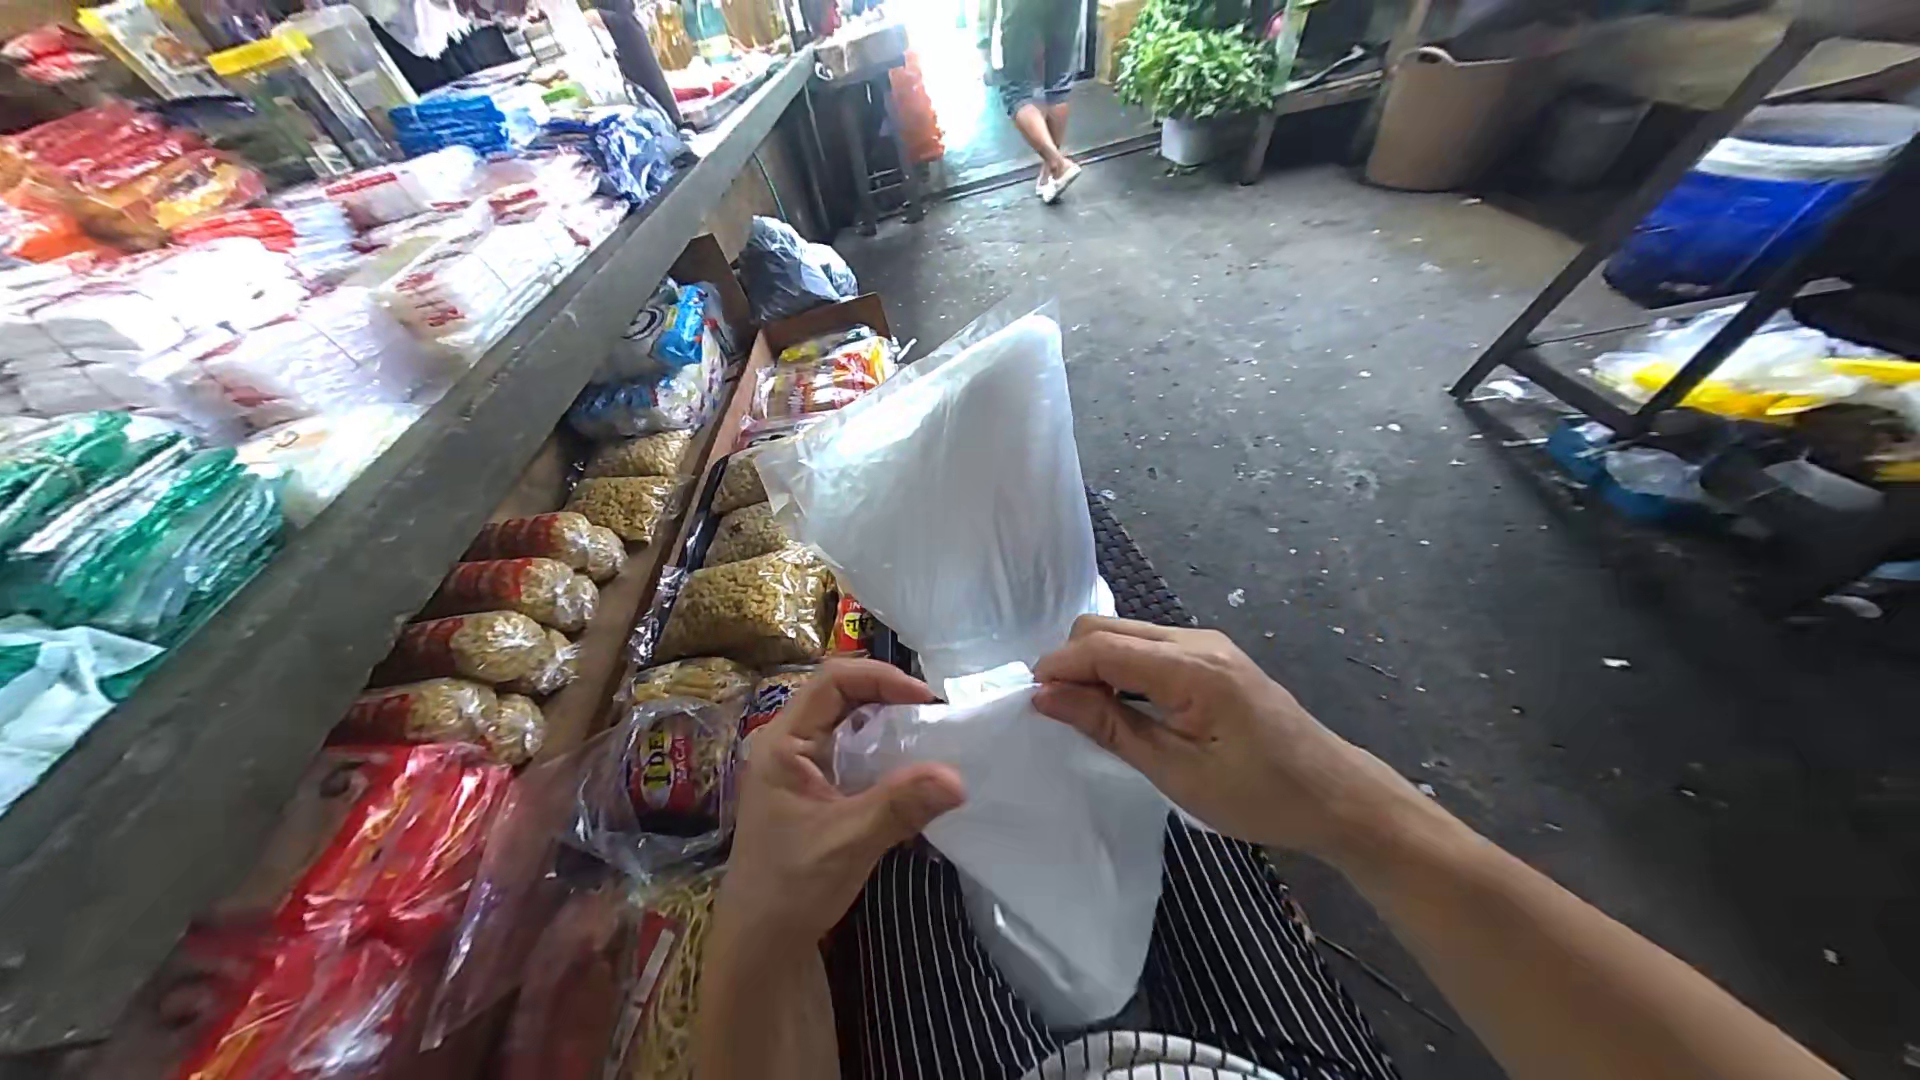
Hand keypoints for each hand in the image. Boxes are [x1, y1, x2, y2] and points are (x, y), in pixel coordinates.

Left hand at [717, 660, 965, 943]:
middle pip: (839, 692)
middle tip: (930, 710)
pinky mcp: (813, 784)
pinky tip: (905, 761)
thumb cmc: (791, 889)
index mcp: (783, 743)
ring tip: (925, 729)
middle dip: (886, 692)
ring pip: (846, 717)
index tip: (923, 698)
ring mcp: (799, 763)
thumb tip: (958, 779)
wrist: (760, 946)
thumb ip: (900, 806)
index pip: (832, 681)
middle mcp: (788, 742)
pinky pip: (850, 745)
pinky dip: (880, 744)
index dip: (880, 678)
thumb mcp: (848, 843)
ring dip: (885, 716)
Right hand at [1032, 616, 1421, 860]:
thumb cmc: (1260, 796)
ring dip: (1094, 664)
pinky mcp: (1210, 655)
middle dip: (1071, 662)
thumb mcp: (1176, 772)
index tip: (1031, 701)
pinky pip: (1146, 646)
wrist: (1338, 797)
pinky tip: (1121, 703)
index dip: (1057, 667)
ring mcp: (1206, 643)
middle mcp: (1196, 640)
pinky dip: (1119, 667)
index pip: (1101, 647)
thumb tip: (1046, 696)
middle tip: (1059, 712)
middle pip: (1106, 628)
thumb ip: (1108, 725)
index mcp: (1191, 668)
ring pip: (1123, 633)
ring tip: (1086, 712)